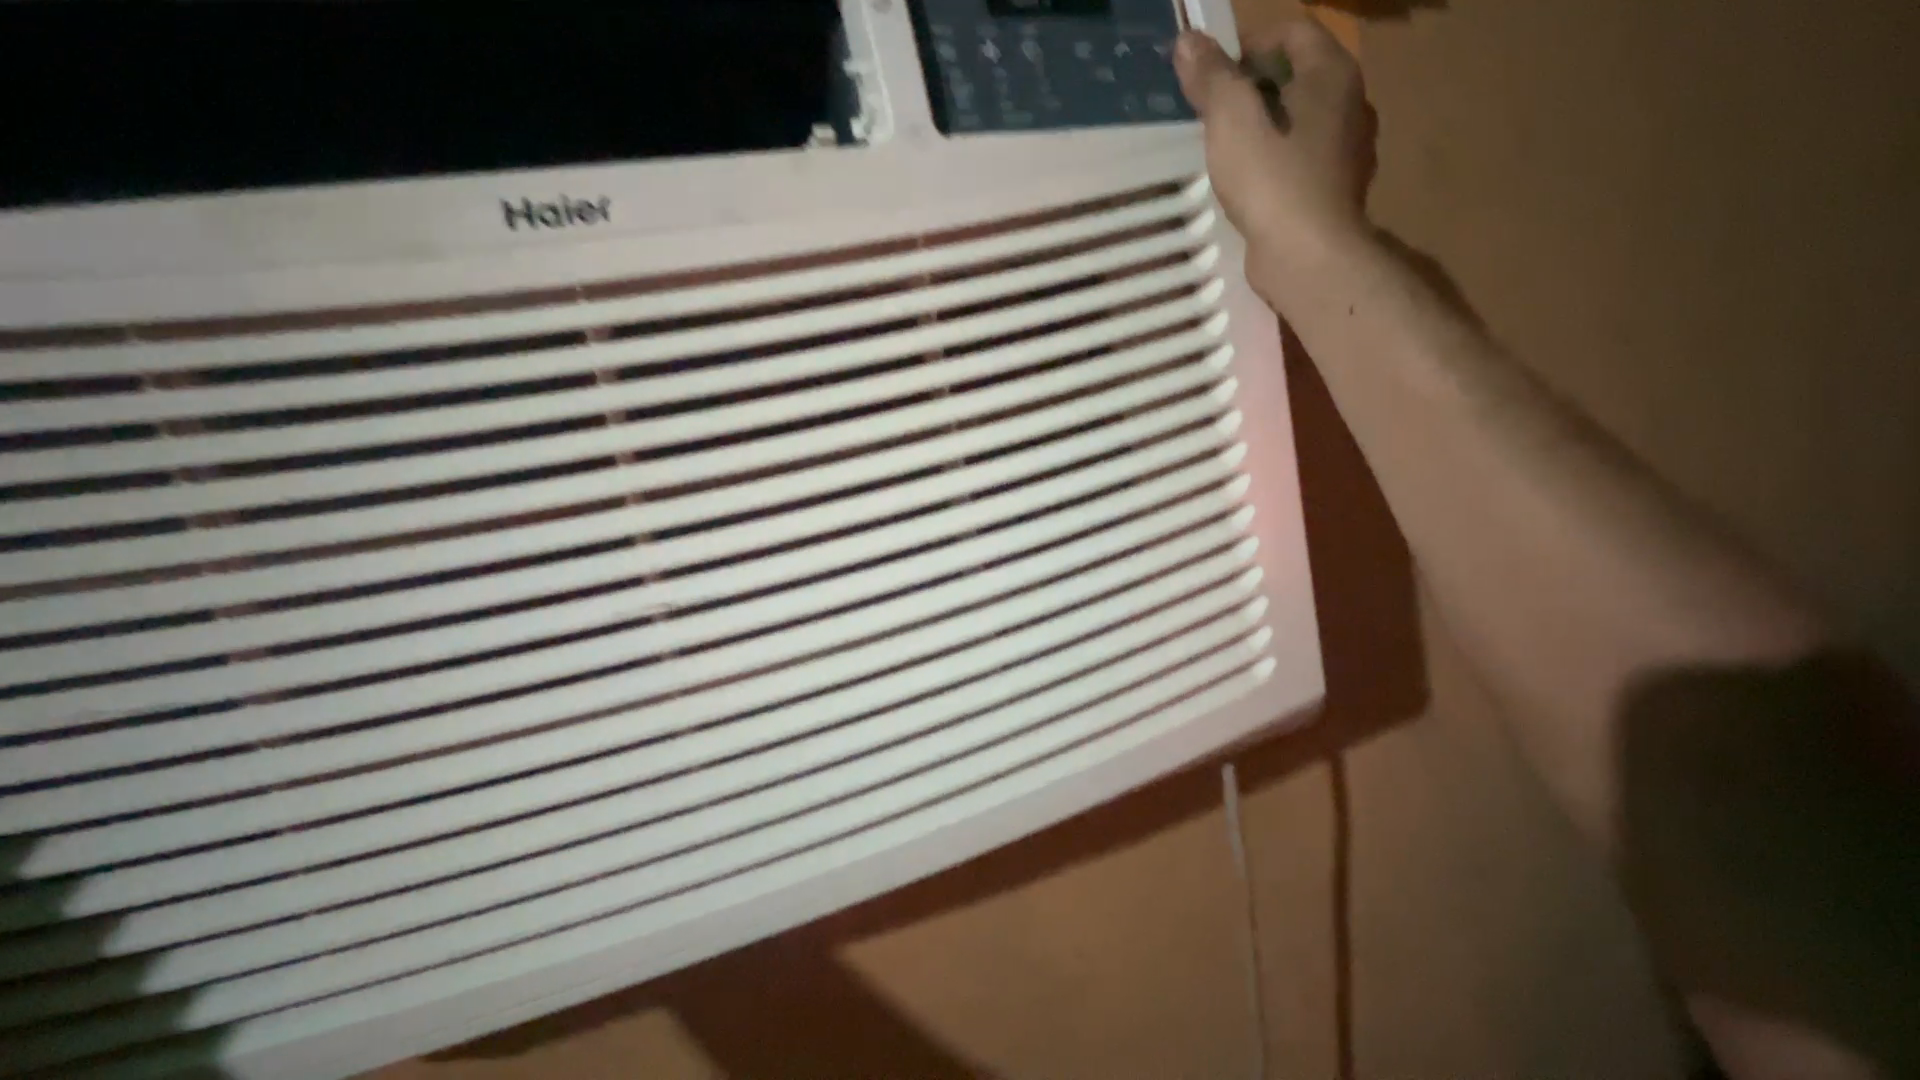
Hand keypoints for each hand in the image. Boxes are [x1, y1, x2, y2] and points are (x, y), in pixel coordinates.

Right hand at [1174, 21, 1373, 273]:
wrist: (1309, 258)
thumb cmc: (1272, 182)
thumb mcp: (1231, 120)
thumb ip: (1211, 77)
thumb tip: (1189, 41)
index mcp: (1332, 74)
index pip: (1293, 30)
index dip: (1248, 44)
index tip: (1213, 77)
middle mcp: (1351, 103)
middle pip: (1298, 74)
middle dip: (1253, 86)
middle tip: (1213, 114)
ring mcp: (1349, 150)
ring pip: (1301, 119)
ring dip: (1265, 125)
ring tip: (1227, 148)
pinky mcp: (1337, 189)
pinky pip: (1303, 157)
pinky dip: (1277, 159)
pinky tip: (1250, 183)